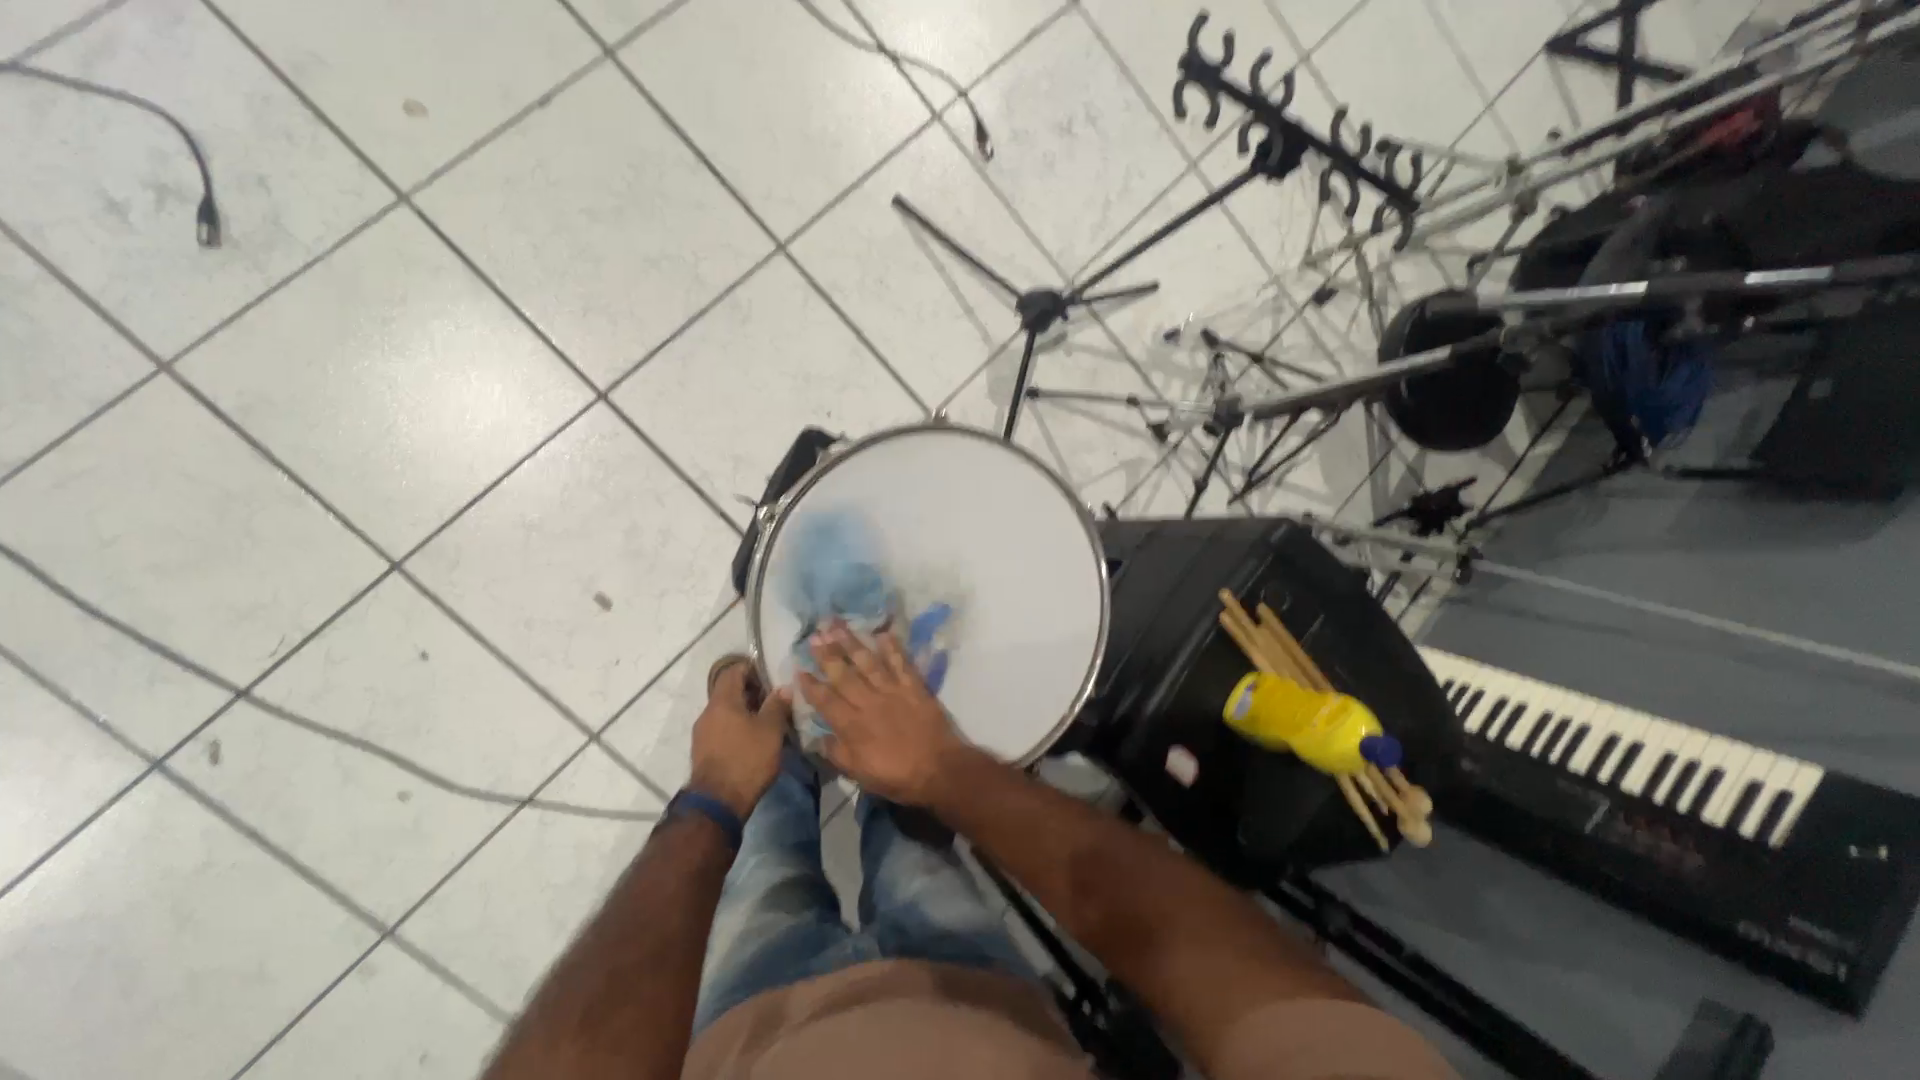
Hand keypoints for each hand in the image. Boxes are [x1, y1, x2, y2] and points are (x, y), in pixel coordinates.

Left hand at [690, 661, 792, 818]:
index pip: (733, 671)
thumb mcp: (771, 730)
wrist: (718, 802)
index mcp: (722, 701)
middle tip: (775, 701)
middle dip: (751, 693)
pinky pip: (721, 730)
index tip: (771, 677)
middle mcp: (707, 713)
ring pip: (725, 713)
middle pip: (728, 692)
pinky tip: (753, 742)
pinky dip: (736, 728)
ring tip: (767, 723)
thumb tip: (784, 687)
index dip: (752, 669)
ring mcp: (702, 733)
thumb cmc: (747, 759)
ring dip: (744, 712)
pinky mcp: (703, 751)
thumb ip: (777, 705)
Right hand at [796, 622, 971, 806]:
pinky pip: (901, 663)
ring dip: (852, 643)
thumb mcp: (859, 774)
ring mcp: (893, 692)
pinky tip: (882, 633)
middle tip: (815, 635)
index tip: (799, 669)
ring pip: (868, 662)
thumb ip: (837, 753)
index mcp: (852, 725)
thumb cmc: (897, 777)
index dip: (811, 685)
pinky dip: (892, 647)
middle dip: (828, 654)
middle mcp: (869, 702)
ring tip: (838, 625)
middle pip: (844, 674)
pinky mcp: (914, 688)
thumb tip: (818, 737)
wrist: (939, 770)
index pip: (825, 700)